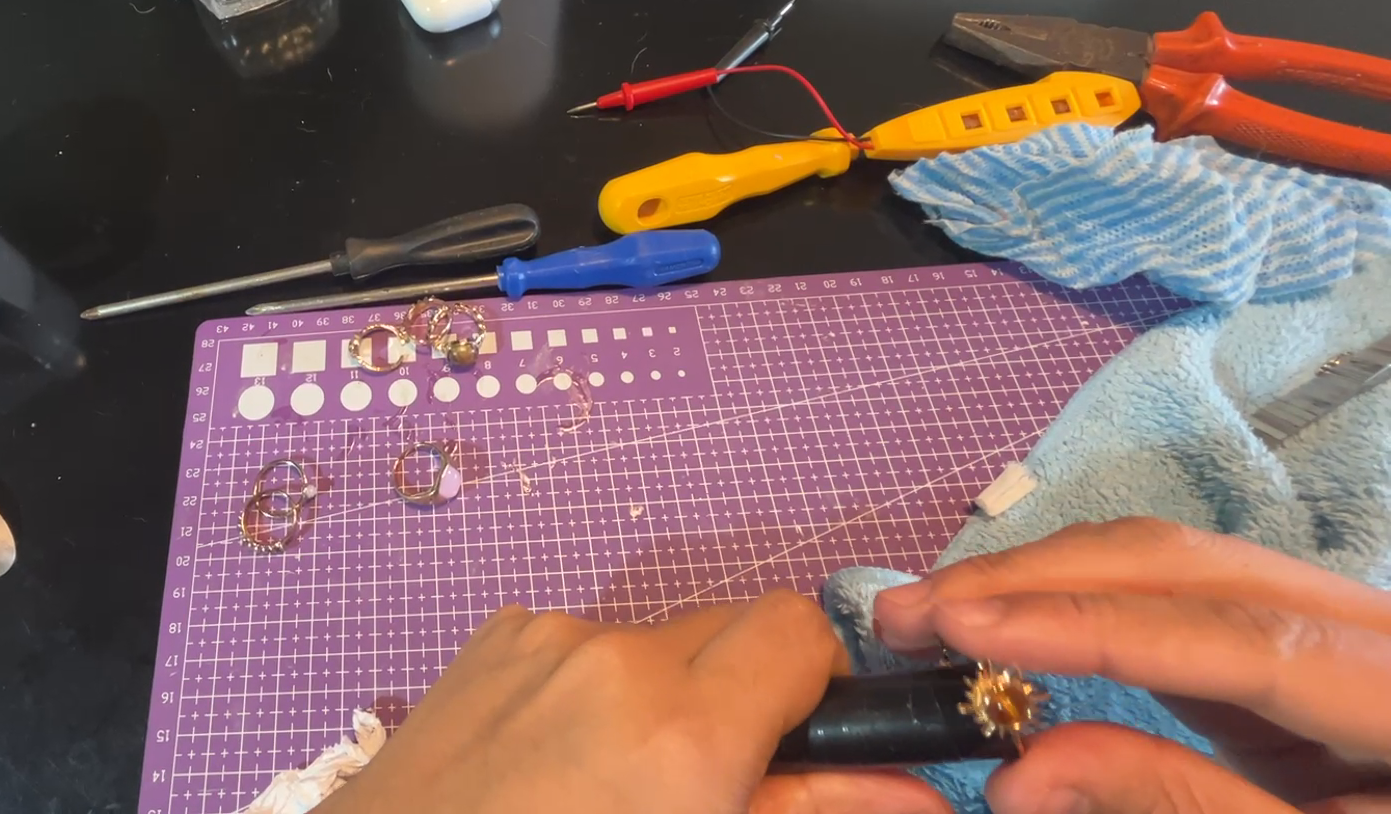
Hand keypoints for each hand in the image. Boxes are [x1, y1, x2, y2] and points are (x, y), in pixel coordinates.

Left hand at [316, 591, 946, 813]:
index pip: (794, 626)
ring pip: (651, 638)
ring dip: (660, 689)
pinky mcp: (497, 629)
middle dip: (742, 685)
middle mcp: (614, 652)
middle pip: (725, 625)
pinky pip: (579, 638)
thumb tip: (916, 788)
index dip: (818, 671)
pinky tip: (550, 747)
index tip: (811, 724)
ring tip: (612, 770)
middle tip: (714, 768)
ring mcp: (545, 630)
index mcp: (680, 726)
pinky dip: (592, 681)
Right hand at [874, 517, 1390, 812]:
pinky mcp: (1250, 616)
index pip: (1226, 634)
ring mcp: (1300, 604)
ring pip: (1136, 552)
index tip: (951, 626)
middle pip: (1159, 561)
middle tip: (907, 610)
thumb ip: (1173, 803)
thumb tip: (1012, 775)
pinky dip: (1048, 588)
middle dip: (1018, 578)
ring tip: (929, 605)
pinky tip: (993, 607)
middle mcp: (1353, 616)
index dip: (1077, 625)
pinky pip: (1134, 578)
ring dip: (1019, 575)